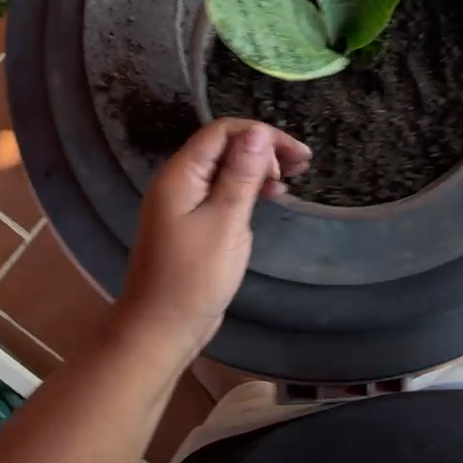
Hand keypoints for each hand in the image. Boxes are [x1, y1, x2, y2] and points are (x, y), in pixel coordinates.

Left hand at [115, 119, 310, 363]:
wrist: (160, 330)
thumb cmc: (193, 278)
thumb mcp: (226, 222)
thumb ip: (241, 175)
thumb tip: (258, 132)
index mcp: (181, 174)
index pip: (222, 132)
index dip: (261, 134)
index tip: (295, 153)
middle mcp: (179, 180)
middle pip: (225, 146)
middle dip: (264, 149)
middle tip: (302, 165)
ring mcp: (184, 201)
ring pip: (226, 168)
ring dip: (259, 168)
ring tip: (291, 181)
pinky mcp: (193, 221)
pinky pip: (222, 190)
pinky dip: (248, 188)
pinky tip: (270, 197)